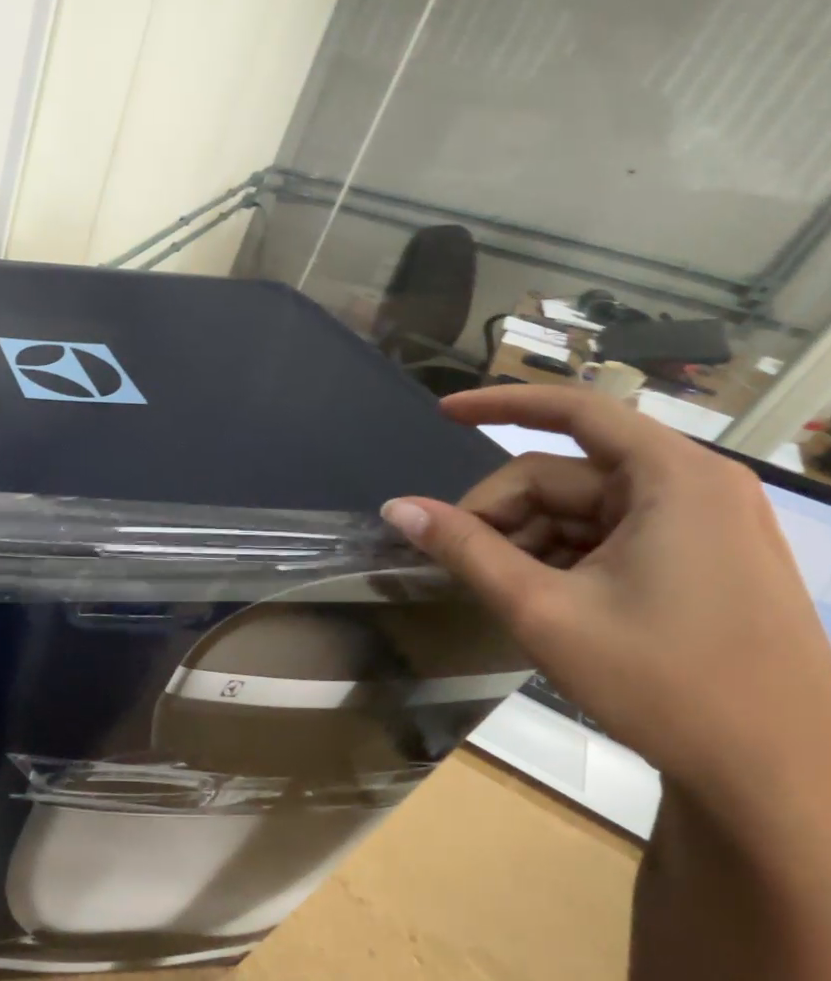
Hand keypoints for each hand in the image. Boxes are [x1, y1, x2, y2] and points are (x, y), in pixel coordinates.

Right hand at [379, 387, 830, 813]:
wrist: (782, 774)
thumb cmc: (665, 682)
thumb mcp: (542, 610)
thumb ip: (464, 548)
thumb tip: (396, 507)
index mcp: (674, 481)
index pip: (574, 410)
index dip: (499, 404)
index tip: (440, 414)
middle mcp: (697, 489)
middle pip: (565, 473)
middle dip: (503, 511)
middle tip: (459, 563)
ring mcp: (708, 527)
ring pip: (582, 508)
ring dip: (530, 540)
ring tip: (506, 593)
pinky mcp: (710, 562)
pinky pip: (613, 536)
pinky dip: (565, 556)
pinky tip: (545, 599)